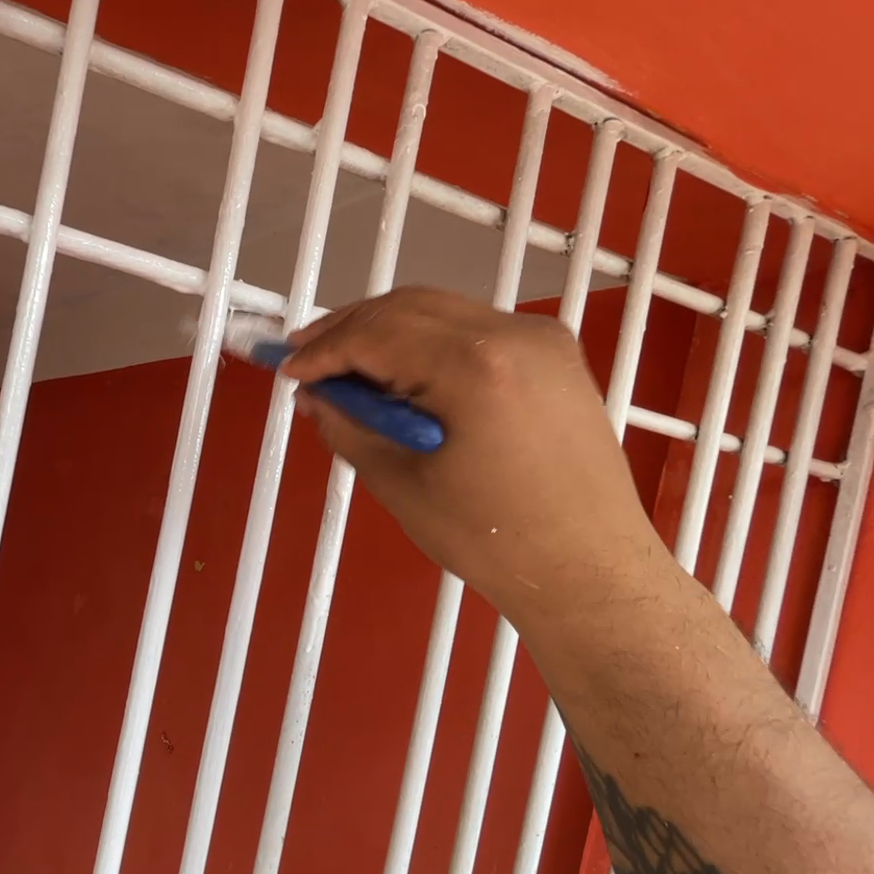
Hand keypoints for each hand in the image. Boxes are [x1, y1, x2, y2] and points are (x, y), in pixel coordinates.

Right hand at [280, 287, 678, 628]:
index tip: (286, 371)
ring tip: (340, 365)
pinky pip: (469, 328)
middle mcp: (512, 334)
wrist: (587, 567)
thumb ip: (347, 427)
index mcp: (473, 366)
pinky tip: (395, 372)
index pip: (375, 334)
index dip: (322, 351)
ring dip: (382, 330)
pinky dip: (421, 340)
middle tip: (303, 357)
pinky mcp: (552, 356)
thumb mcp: (398, 481)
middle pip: (406, 307)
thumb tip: (315, 395)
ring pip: (438, 310)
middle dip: (346, 328)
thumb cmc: (487, 536)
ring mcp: (540, 340)